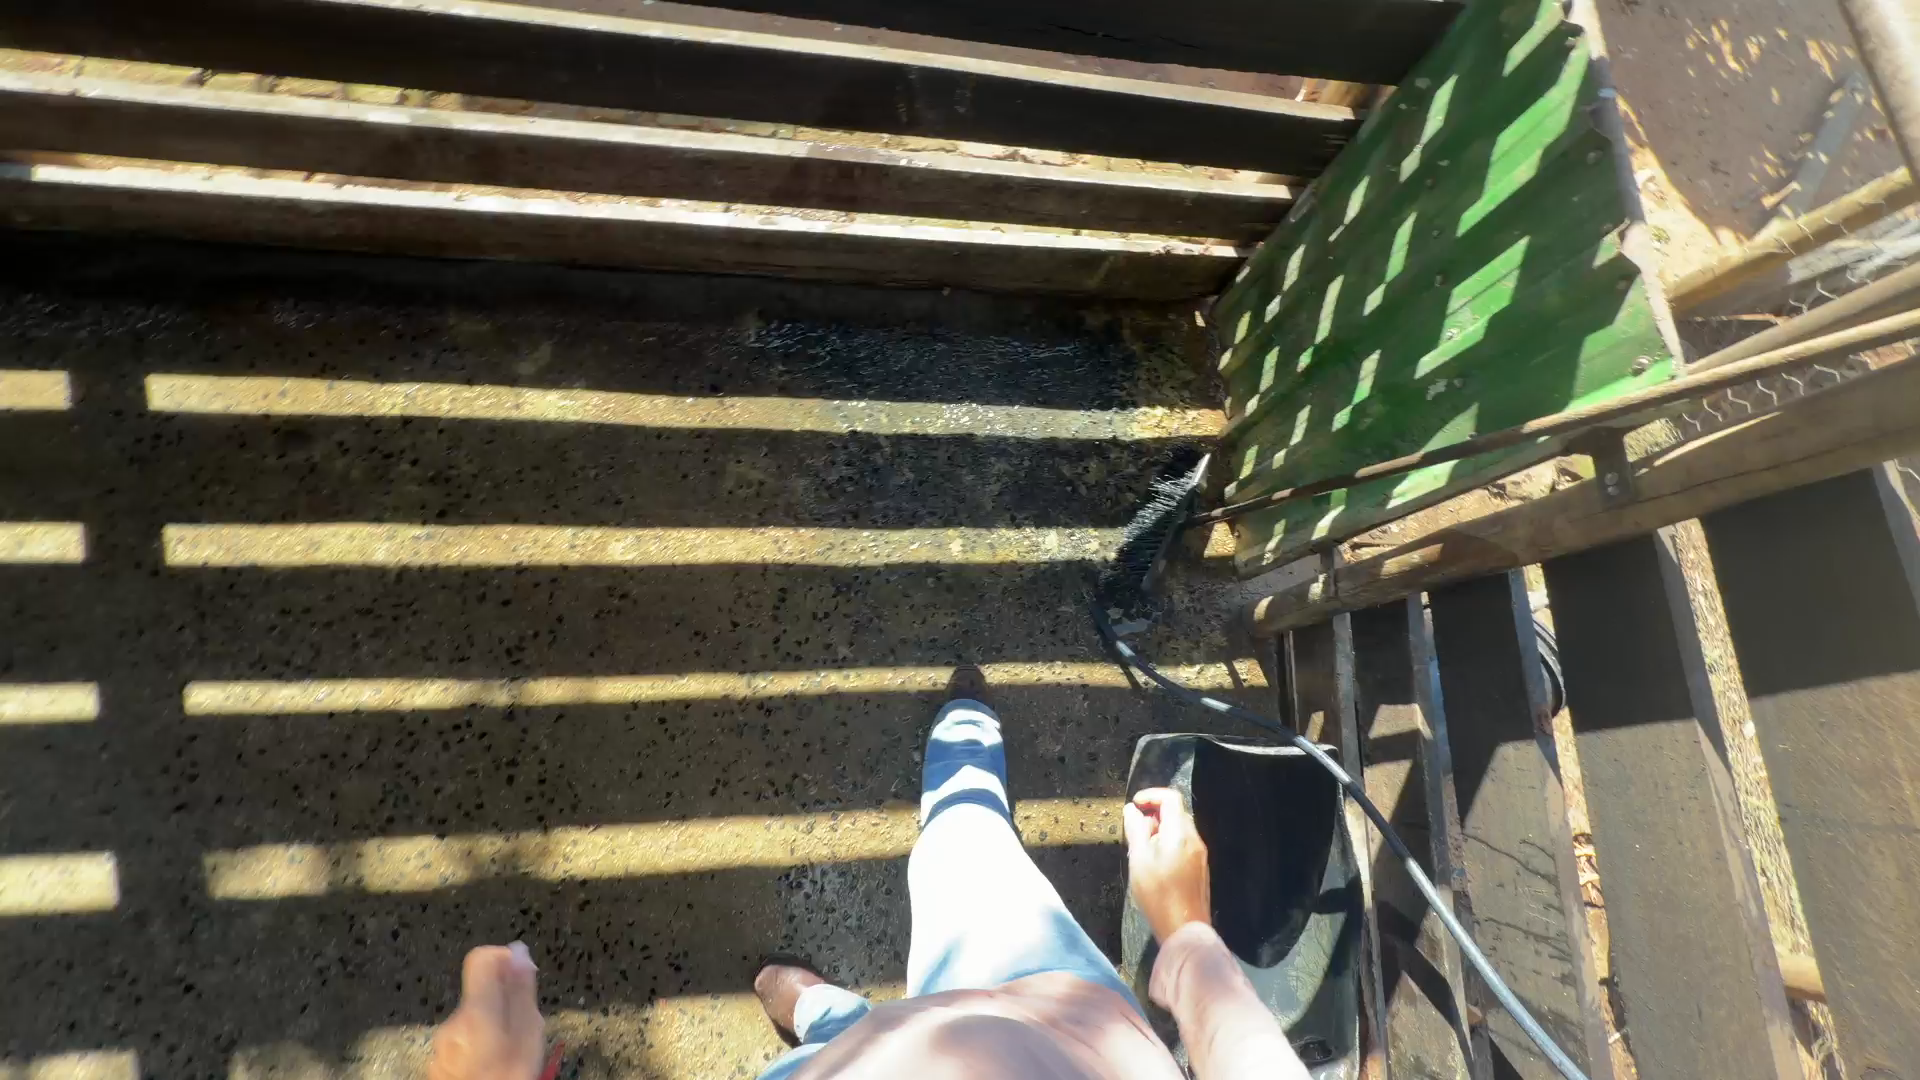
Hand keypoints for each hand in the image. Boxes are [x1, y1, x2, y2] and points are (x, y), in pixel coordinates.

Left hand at [429, 943, 546, 1079]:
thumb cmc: (508, 1075)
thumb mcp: (529, 1030)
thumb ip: (521, 989)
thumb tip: (518, 951)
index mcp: (475, 1010)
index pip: (480, 958)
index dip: (504, 958)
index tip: (521, 974)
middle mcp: (452, 1023)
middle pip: (480, 990)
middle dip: (505, 998)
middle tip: (525, 1023)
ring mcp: (441, 1046)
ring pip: (474, 1016)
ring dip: (495, 1022)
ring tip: (512, 1047)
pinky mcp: (439, 1064)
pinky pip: (464, 1038)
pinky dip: (481, 1042)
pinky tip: (494, 1062)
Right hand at [1124, 787, 1211, 942]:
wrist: (1184, 930)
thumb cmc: (1158, 893)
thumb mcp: (1138, 858)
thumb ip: (1136, 829)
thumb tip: (1133, 810)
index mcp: (1180, 833)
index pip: (1170, 798)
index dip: (1151, 795)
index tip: (1135, 806)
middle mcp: (1194, 840)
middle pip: (1176, 812)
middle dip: (1154, 814)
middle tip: (1136, 830)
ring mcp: (1200, 855)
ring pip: (1180, 829)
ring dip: (1161, 830)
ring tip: (1143, 849)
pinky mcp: (1200, 868)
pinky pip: (1184, 844)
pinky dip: (1169, 842)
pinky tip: (1156, 863)